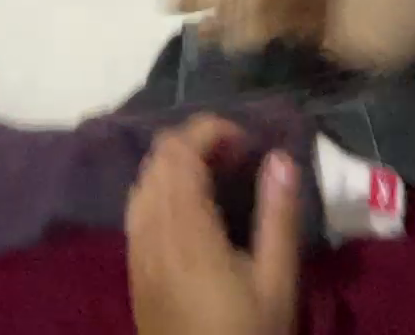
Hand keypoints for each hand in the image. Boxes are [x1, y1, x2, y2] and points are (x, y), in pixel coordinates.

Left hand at [126, 115, 300, 334]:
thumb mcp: (276, 283)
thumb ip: (278, 215)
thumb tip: (280, 157)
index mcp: (186, 226)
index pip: (182, 149)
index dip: (211, 130)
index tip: (247, 142)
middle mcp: (152, 228)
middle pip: (159, 155)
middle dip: (196, 141)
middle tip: (237, 157)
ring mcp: (138, 248)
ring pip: (144, 177)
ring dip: (176, 162)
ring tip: (216, 177)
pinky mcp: (134, 267)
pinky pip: (137, 205)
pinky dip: (160, 186)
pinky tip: (189, 208)